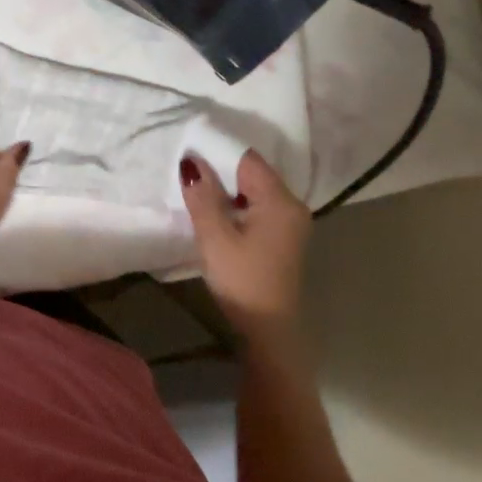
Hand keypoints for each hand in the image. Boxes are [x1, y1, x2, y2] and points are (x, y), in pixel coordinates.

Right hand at [179, 150, 310, 336]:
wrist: (269, 327)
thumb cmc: (242, 279)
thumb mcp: (215, 237)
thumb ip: (203, 197)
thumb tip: (190, 162)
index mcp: (280, 201)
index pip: (248, 161)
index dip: (218, 155)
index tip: (189, 157)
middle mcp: (293, 205)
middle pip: (254, 175)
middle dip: (222, 173)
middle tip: (188, 176)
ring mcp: (291, 223)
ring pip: (255, 193)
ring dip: (228, 192)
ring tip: (198, 195)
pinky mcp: (284, 239)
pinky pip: (259, 210)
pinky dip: (238, 208)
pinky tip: (218, 217)